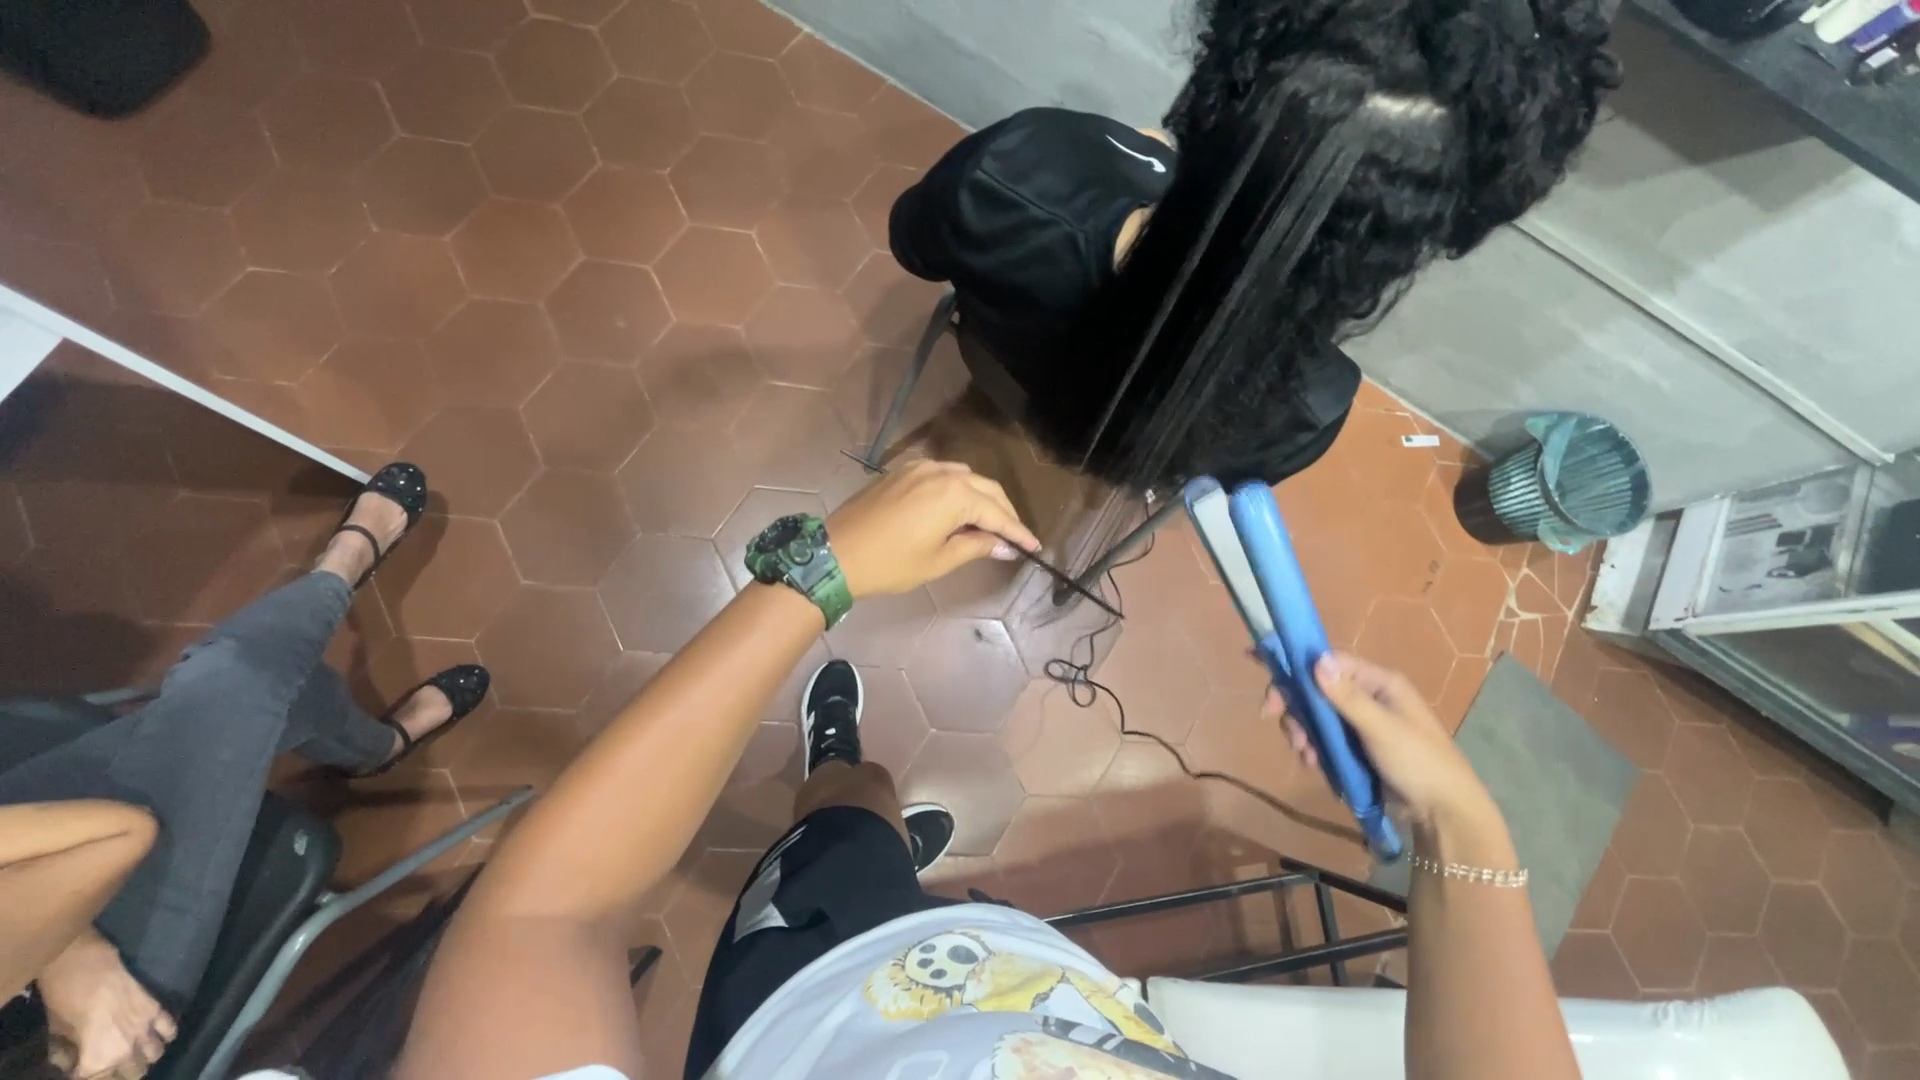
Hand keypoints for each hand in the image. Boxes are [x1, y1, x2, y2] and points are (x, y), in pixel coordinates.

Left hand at [38, 929, 174, 1079]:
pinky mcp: (158, 1008)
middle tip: (108, 1069)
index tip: (85, 1071)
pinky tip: (155, 1036)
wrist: (87, 967)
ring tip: (133, 1056)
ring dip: (144, 1057)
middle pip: (134, 1073)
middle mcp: (128, 1048)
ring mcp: (147, 1027)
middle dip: (121, 1075)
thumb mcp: (56, 1035)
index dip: (94, 1078)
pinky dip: (164, 1036)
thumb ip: (68, 1055)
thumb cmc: (64, 1002)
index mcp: (99, 1059)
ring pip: (155, 1054)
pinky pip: (170, 1029)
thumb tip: (74, 1063)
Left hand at [827, 460, 1040, 597]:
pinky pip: (941, 474)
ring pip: (964, 477)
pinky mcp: (901, 471)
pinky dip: (957, 489)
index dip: (1018, 532)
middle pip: (986, 489)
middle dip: (1003, 512)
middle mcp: (942, 472)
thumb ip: (976, 546)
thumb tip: (1003, 546)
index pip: (998, 513)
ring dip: (980, 497)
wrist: (836, 553)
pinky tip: (957, 509)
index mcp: (955, 494)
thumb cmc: (891, 563)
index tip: (1035, 547)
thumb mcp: (939, 560)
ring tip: (987, 524)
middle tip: (1014, 537)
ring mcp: (920, 468)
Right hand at [1263, 651, 1493, 827]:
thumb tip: (1316, 659)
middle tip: (1286, 733)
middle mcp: (1367, 696)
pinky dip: (1313, 748)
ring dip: (1304, 733)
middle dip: (1296, 710)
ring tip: (1307, 757)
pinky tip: (1314, 764)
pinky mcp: (1355, 747)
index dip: (1297, 671)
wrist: (1442, 813)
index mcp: (1379, 683)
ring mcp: (1360, 723)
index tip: (1272, 694)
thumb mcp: (1382, 729)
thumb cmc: (1419, 763)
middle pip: (1316, 690)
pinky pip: (1323, 738)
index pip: (1329, 663)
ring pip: (1315, 716)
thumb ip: (1348, 697)